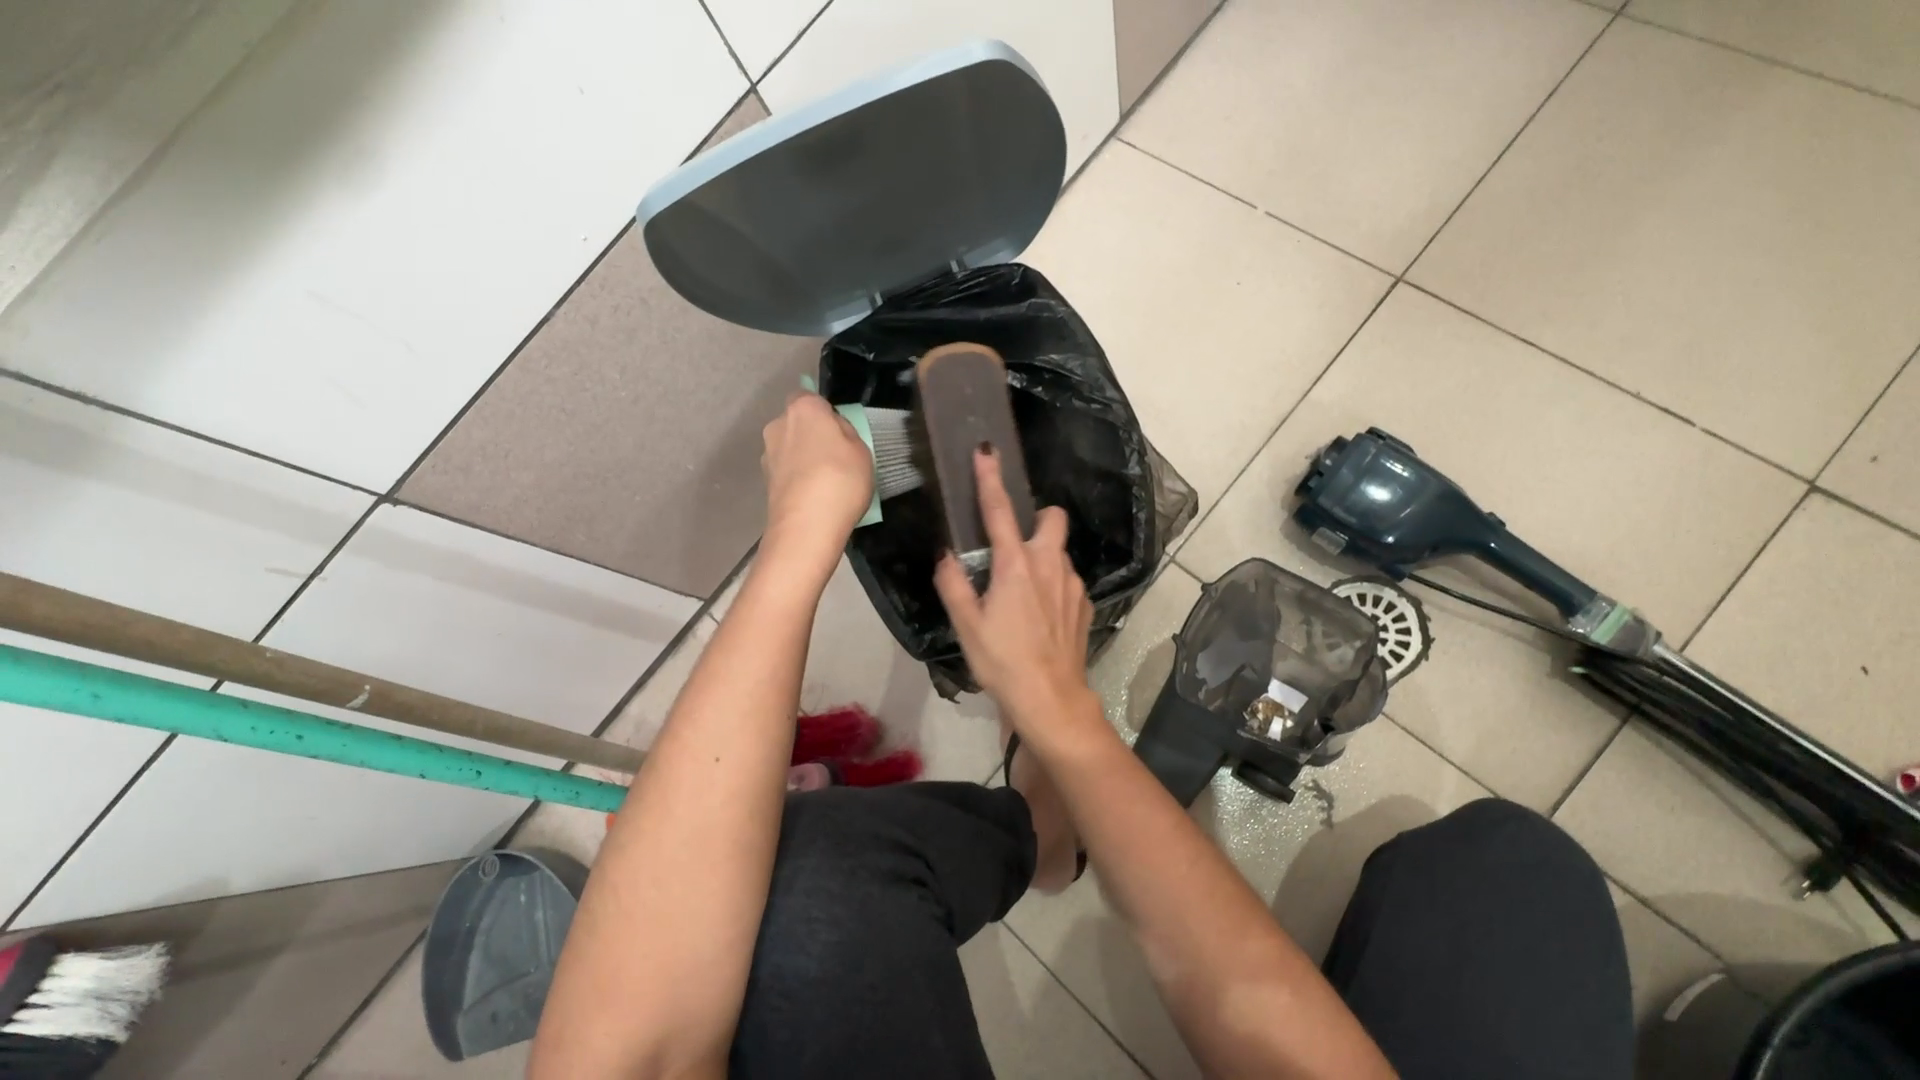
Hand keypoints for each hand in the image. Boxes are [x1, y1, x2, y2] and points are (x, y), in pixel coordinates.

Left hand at [760, 391, 873, 569]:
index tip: (840, 432)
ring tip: (824, 482)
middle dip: (811, 435)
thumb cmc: (841, 478)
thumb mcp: (862, 449)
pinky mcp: (764, 482)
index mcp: (803, 408)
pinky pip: (786, 472)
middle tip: (835, 457)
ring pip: (789, 449)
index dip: (825, 412)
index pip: (809, 396)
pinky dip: (797, 479)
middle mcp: (778, 425)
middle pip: (797, 423)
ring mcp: (767, 454)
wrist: (807, 525)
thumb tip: (832, 430)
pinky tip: (813, 497)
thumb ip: (845, 432)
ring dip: (802, 459)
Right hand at [933, 449, 1098, 744]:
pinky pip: (1067, 582)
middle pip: (1052, 519)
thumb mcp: (966, 625)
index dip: (990, 478)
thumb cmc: (1002, 660)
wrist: (1050, 698)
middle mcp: (1050, 564)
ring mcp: (1072, 585)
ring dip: (1043, 558)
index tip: (986, 451)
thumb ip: (953, 584)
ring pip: (1060, 552)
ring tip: (1022, 592)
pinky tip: (1040, 617)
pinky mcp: (1084, 606)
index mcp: (1015, 565)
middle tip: (1014, 542)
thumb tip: (946, 556)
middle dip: (1036, 519)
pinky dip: (1054, 587)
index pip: (999, 510)